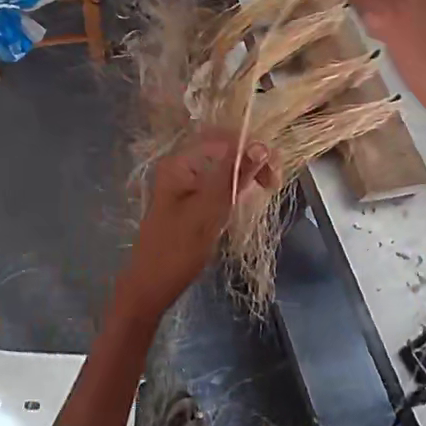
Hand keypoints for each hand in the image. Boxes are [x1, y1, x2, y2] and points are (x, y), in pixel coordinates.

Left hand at [117, 130, 276, 317]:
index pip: (221, 139)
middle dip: (249, 160)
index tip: (275, 170)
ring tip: (264, 188)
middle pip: (220, 151)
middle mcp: (179, 168)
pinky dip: (231, 189)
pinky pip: (214, 186)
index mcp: (179, 163)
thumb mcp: (210, 209)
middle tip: (273, 182)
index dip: (250, 148)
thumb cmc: (178, 248)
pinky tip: (243, 199)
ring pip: (219, 169)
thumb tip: (260, 146)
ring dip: (242, 175)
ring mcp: (182, 186)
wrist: (151, 285)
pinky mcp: (187, 204)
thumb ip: (234, 175)